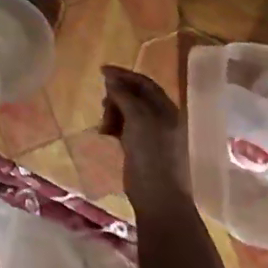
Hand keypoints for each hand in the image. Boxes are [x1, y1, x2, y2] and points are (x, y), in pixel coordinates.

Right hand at [100, 66, 190, 202]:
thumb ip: (124, 96)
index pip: (144, 82)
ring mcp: (150, 133)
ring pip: (126, 111)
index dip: (123, 74)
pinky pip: (123, 127)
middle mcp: (160, 117)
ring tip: (104, 124)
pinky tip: (105, 133)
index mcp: (166, 108)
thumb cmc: (152, 154)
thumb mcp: (138, 120)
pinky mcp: (139, 147)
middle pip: (134, 96)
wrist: (158, 196)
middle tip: (103, 104)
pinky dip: (113, 126)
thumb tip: (110, 77)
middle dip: (116, 96)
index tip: (101, 71)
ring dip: (112, 112)